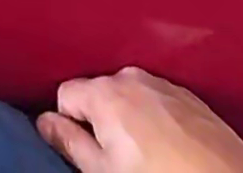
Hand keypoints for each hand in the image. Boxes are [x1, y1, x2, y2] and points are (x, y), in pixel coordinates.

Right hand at [37, 68, 242, 172]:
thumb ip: (69, 143)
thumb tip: (45, 122)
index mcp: (104, 92)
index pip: (65, 95)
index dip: (71, 127)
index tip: (90, 156)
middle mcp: (131, 78)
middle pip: (99, 94)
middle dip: (103, 123)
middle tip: (123, 164)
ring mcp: (166, 86)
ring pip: (131, 99)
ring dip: (133, 122)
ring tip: (154, 163)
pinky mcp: (196, 102)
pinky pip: (161, 106)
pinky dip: (160, 124)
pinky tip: (177, 157)